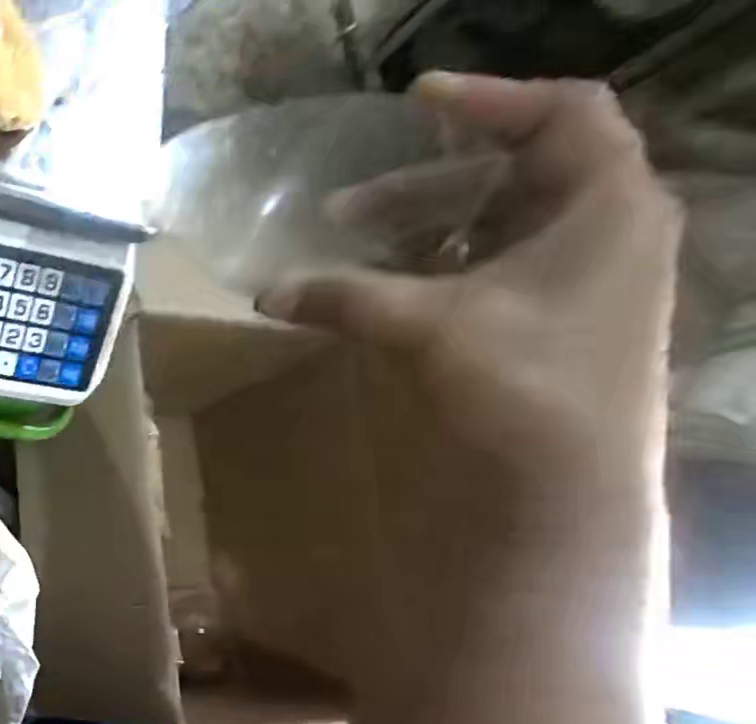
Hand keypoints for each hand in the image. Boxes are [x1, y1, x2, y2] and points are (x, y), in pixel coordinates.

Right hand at [257, 74, 680, 513]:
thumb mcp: (430, 328)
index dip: (489, 98)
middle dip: (422, 183)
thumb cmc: (523, 383)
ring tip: (349, 245)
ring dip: (418, 228)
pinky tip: (378, 287)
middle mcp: (599, 228)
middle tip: (343, 206)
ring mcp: (572, 277)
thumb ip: (346, 299)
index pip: (562, 114)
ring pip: (491, 225)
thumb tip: (266, 291)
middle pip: (511, 174)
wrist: (563, 477)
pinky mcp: (542, 318)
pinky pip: (480, 268)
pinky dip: (427, 267)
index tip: (414, 99)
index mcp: (604, 204)